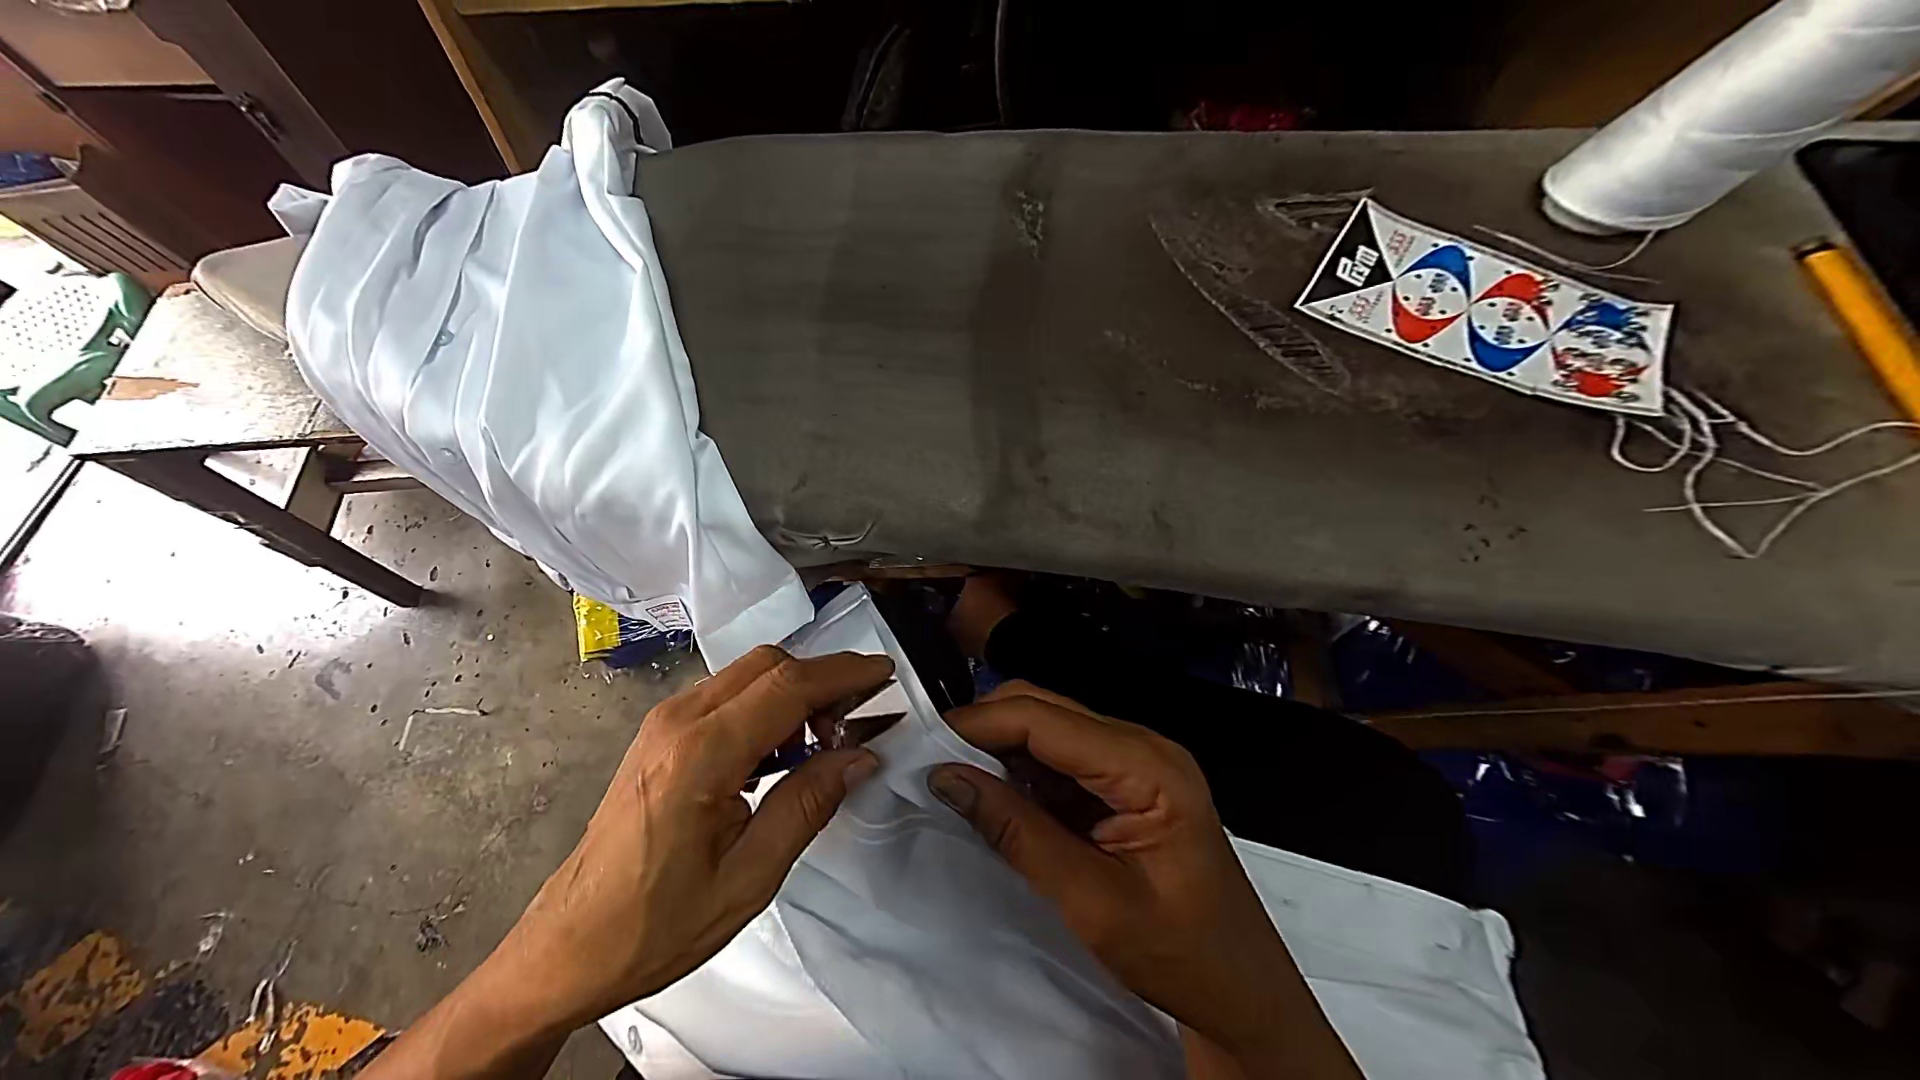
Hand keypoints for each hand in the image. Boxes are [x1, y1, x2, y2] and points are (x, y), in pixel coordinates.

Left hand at [494, 646, 892, 1025]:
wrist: (567, 944)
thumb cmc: (657, 923)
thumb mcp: (749, 877)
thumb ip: (809, 803)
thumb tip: (862, 756)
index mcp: (702, 753)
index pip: (789, 686)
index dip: (844, 674)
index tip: (886, 673)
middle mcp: (679, 719)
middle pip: (769, 663)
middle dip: (823, 678)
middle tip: (858, 719)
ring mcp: (664, 721)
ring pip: (749, 673)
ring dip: (796, 690)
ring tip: (826, 737)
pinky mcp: (661, 733)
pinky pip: (728, 694)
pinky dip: (768, 703)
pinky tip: (783, 748)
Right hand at [929, 683, 1361, 1079]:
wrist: (1240, 991)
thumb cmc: (1181, 954)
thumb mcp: (1091, 902)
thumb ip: (1017, 832)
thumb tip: (948, 778)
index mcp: (1148, 766)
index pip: (1045, 718)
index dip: (980, 723)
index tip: (924, 743)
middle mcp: (1142, 746)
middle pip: (1045, 708)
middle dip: (985, 728)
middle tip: (933, 762)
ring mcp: (1136, 760)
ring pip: (1048, 727)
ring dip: (999, 748)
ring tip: (954, 778)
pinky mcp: (1125, 781)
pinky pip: (1061, 757)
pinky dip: (1021, 770)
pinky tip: (995, 795)